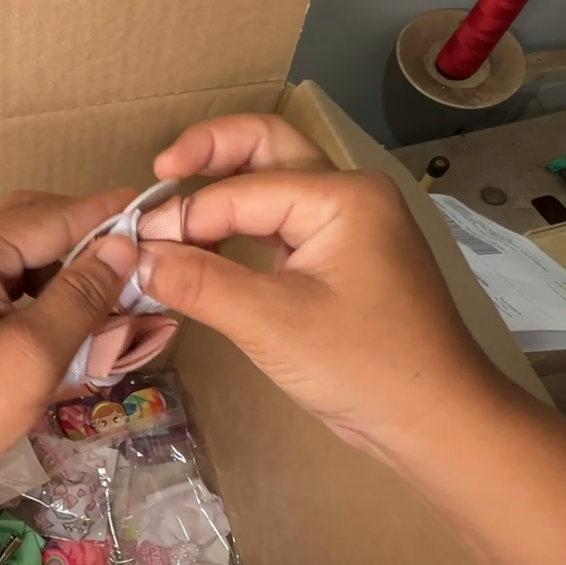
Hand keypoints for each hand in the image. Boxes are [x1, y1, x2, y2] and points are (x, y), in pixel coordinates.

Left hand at [0, 190, 137, 520]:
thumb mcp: (32, 353)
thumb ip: (80, 296)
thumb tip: (121, 245)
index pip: (46, 216)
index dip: (102, 214)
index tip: (153, 212)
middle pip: (27, 225)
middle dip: (81, 236)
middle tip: (130, 256)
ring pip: (18, 259)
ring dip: (63, 269)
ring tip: (109, 291)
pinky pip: (5, 290)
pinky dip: (42, 296)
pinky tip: (70, 317)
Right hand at [146, 114, 515, 454]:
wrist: (432, 417)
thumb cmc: (363, 366)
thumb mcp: (271, 323)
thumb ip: (198, 283)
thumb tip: (134, 258)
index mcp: (340, 196)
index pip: (237, 192)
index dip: (181, 219)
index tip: (134, 250)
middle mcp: (344, 194)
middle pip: (264, 147)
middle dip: (206, 152)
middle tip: (157, 175)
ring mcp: (342, 225)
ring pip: (270, 181)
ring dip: (219, 186)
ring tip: (170, 205)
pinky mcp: (333, 257)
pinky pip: (275, 222)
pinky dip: (235, 225)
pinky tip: (203, 244)